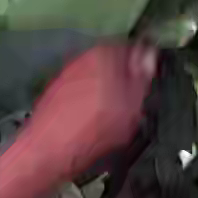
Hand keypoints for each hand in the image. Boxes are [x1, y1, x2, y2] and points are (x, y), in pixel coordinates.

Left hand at [9, 43, 157, 189]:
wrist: (47, 151)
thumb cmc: (94, 129)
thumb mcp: (132, 106)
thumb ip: (143, 77)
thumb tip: (150, 56)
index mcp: (107, 53)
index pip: (135, 47)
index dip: (145, 64)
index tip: (149, 80)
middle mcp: (85, 56)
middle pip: (115, 61)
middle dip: (125, 78)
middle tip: (134, 103)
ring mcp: (69, 72)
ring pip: (99, 76)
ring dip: (108, 90)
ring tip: (113, 116)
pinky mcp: (57, 90)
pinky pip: (83, 89)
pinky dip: (91, 100)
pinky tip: (93, 122)